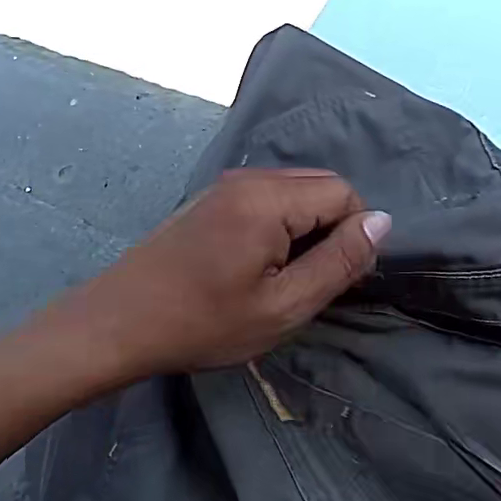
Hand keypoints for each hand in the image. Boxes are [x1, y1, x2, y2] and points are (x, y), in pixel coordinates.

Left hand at [52, 168, 390, 379]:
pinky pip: (265, 198)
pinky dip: (278, 225)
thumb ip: (338, 261)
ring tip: (282, 277)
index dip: (352, 235)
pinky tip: (255, 265)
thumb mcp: (283, 306)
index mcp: (268, 198)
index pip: (343, 193)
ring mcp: (224, 185)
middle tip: (310, 281)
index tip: (334, 280)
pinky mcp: (209, 199)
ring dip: (304, 228)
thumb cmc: (202, 323)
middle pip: (319, 184)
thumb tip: (381, 222)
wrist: (118, 322)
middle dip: (330, 228)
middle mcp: (247, 178)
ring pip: (293, 191)